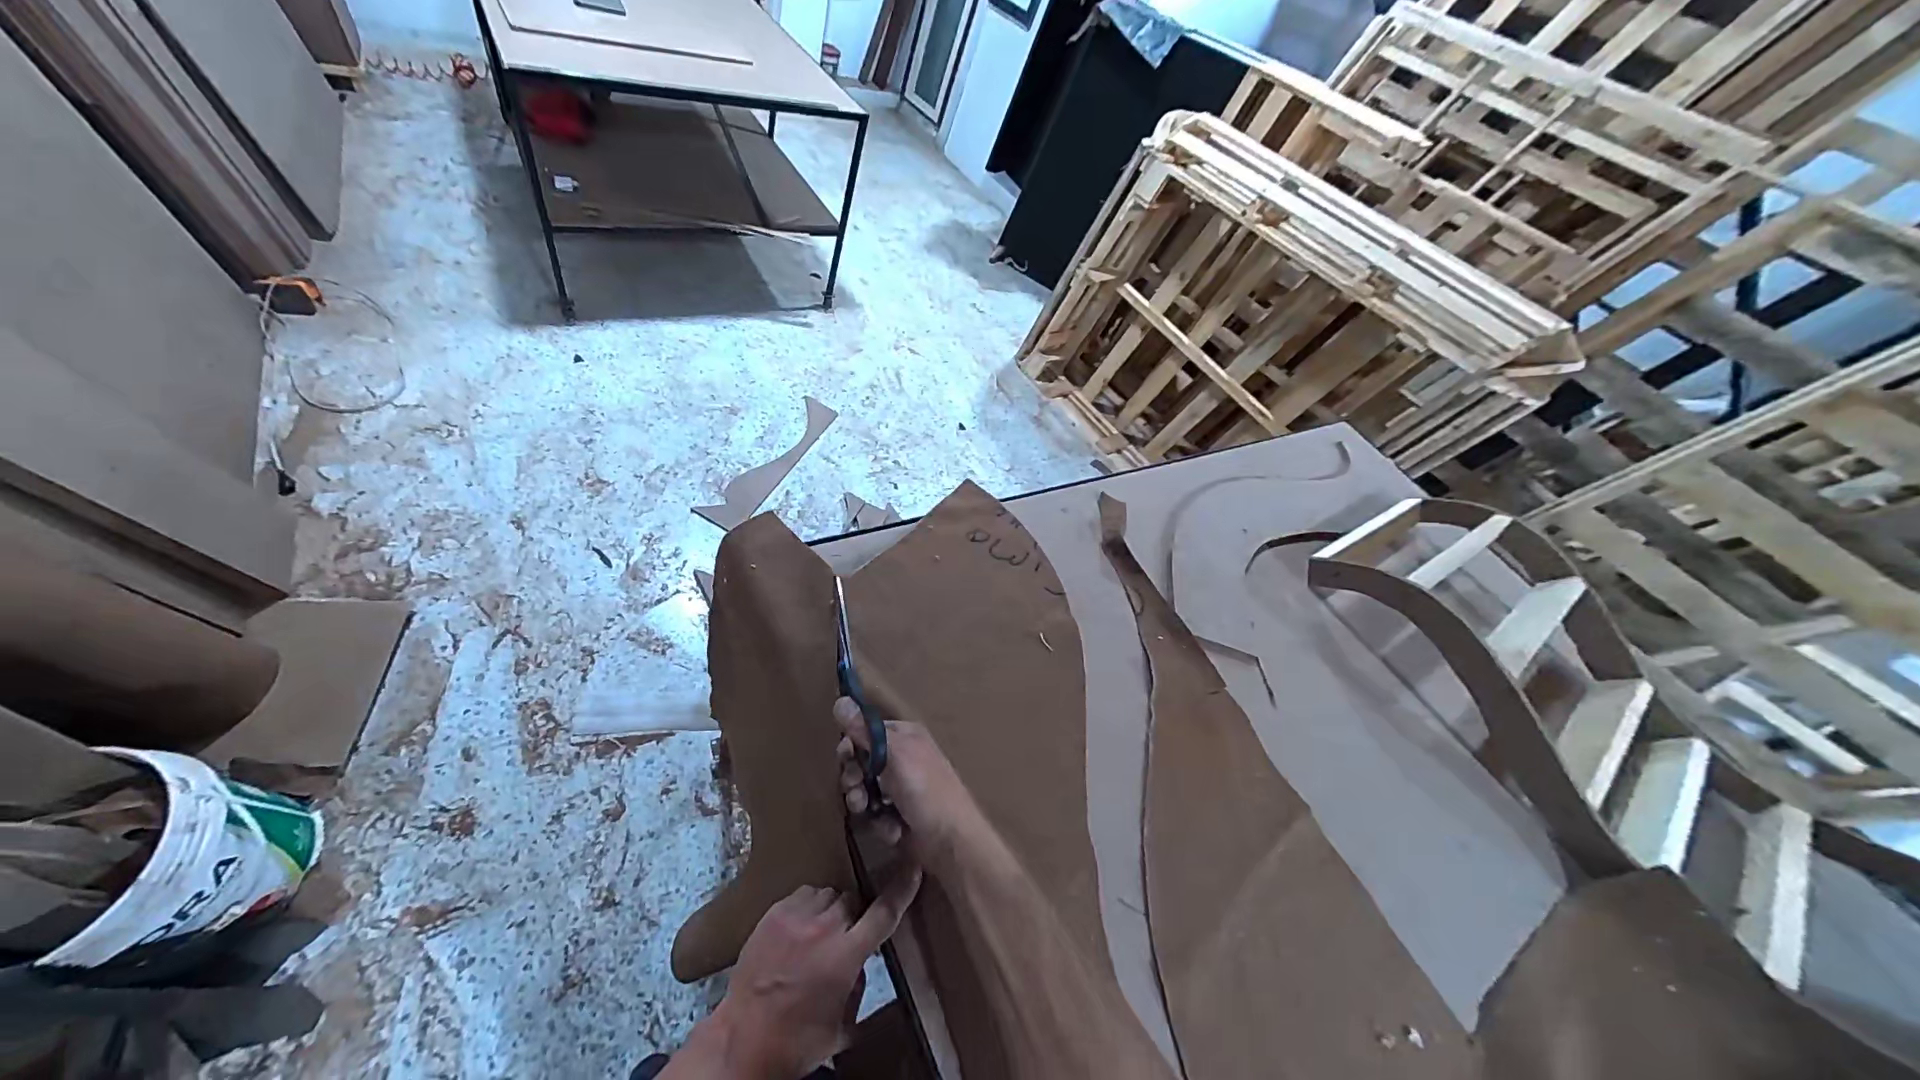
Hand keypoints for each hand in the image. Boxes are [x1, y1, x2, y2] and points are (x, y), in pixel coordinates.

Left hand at [671, 873, 919, 1079]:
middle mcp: (822, 929)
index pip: (883, 913)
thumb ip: (860, 986)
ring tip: (819, 934)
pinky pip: (804, 894)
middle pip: (853, 900)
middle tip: (845, 939)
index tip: (914, 867)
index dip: (902, 889)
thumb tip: (862, 963)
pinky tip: (801, 929)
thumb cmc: (796, 1041)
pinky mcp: (773, 913)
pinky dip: (808, 906)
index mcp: (844, 957)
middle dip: (854, 917)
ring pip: (828, 894)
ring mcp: (794, 917)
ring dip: (831, 910)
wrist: (742, 1041)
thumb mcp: (842, 1025)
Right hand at [834, 697, 989, 872]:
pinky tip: (891, 828)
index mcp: (905, 736)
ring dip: (861, 801)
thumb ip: (865, 731)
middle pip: (860, 762)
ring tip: (868, 810)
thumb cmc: (926, 790)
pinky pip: (874, 813)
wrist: (951, 841)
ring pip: (863, 789)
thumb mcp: (895, 755)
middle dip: (854, 777)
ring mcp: (899, 788)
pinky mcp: (897, 815)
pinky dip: (879, 821)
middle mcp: (902, 758)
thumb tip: (840, 700)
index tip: (845, 756)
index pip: (866, 731)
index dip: (852, 744)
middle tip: (856, 787)